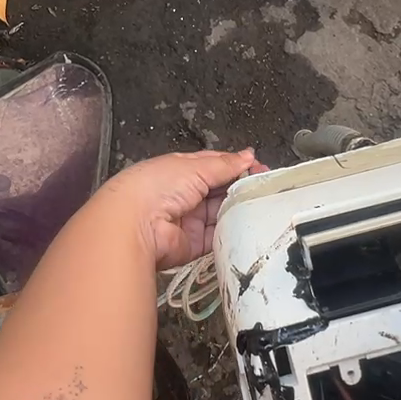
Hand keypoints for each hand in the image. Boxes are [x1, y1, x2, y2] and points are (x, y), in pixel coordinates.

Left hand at [86, 149, 262, 269]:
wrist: (135, 225)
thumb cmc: (158, 186)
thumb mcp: (194, 167)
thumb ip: (224, 165)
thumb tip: (248, 155)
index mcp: (181, 169)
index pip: (214, 165)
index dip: (236, 165)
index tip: (258, 167)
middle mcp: (185, 193)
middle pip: (219, 189)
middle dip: (240, 187)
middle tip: (265, 186)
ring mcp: (188, 219)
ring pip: (220, 213)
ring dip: (238, 209)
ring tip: (261, 204)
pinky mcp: (192, 244)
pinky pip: (216, 237)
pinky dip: (231, 232)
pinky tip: (248, 224)